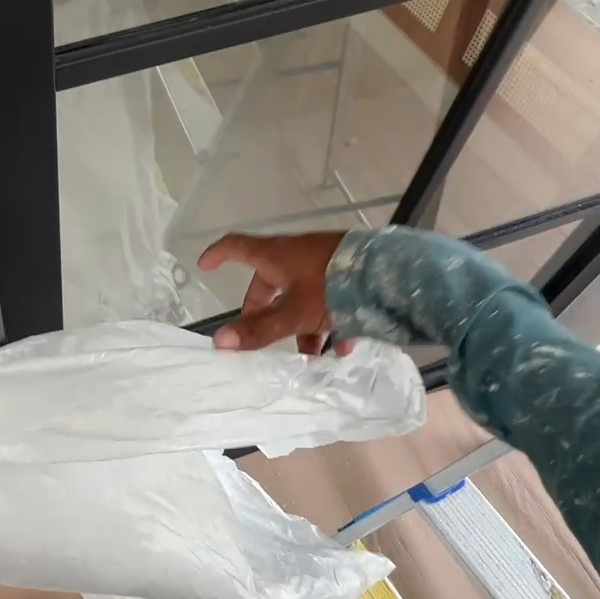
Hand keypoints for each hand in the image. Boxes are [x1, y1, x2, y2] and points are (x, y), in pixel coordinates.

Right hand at [197, 231, 349, 352]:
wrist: (395, 274)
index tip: (204, 265)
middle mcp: (297, 255)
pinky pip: (330, 298)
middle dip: (262, 309)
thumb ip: (259, 330)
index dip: (218, 254)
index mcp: (276, 256)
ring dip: (299, 323)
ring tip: (309, 352)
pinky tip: (343, 347)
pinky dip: (329, 322)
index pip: (236, 246)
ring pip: (300, 293)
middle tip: (259, 333)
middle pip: (269, 279)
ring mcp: (324, 263)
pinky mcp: (349, 274)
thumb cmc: (335, 286)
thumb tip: (218, 341)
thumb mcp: (293, 313)